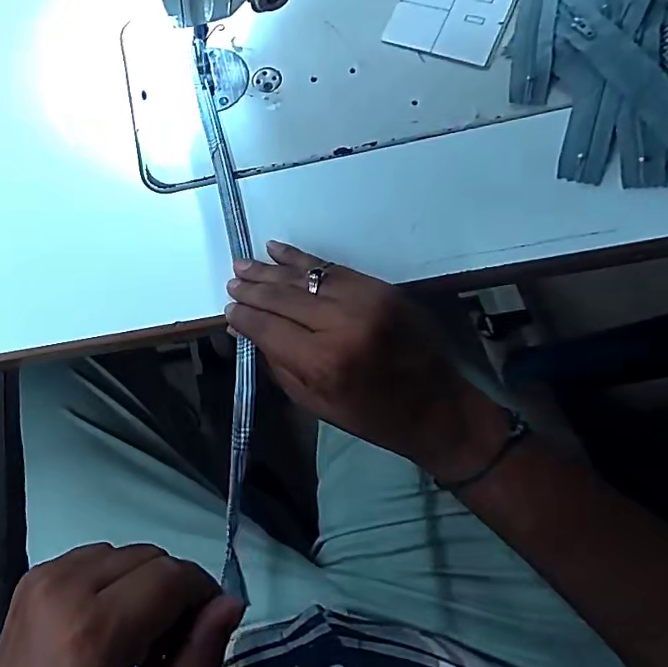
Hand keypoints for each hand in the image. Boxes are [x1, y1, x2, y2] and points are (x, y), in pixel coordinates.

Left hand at [0, 543, 245, 666]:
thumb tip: (230, 605)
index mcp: (93, 628)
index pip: (172, 575)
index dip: (205, 598)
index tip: (214, 635)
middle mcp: (60, 586)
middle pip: (146, 557)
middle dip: (173, 597)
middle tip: (174, 659)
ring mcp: (37, 580)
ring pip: (117, 554)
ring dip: (141, 590)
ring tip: (139, 655)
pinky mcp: (25, 585)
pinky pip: (85, 561)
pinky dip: (108, 585)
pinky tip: (106, 639)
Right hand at [224, 240, 508, 481]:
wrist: (440, 409)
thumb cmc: (371, 415)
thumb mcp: (313, 401)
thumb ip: (276, 362)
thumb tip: (243, 327)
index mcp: (323, 361)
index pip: (267, 327)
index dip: (243, 316)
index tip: (227, 310)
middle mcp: (341, 324)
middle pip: (281, 298)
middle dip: (251, 290)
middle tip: (232, 283)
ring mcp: (364, 301)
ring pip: (303, 277)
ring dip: (269, 270)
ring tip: (243, 264)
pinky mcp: (379, 289)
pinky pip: (331, 267)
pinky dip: (301, 259)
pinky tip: (276, 250)